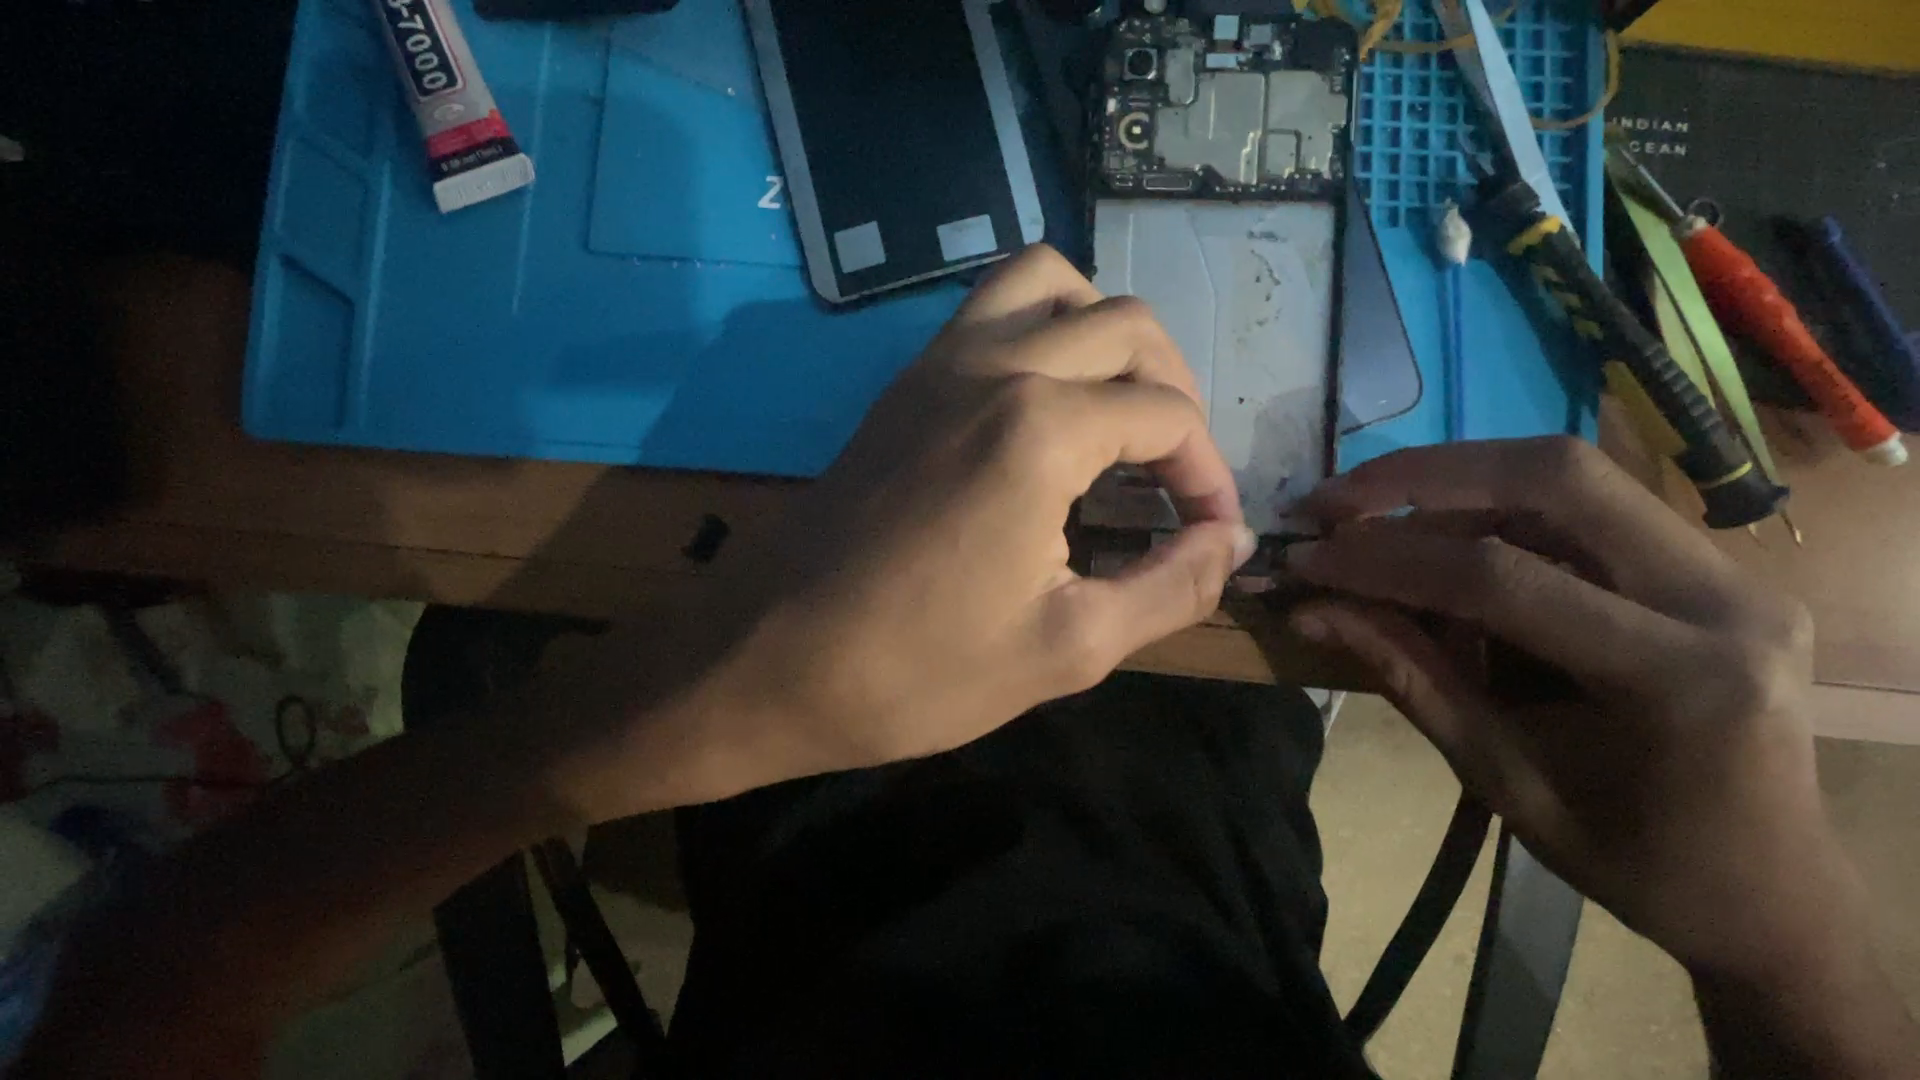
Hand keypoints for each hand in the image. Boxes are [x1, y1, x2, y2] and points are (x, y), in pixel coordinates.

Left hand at [551, 245, 1253, 817]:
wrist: (768, 663)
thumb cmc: (917, 671)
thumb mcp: (1068, 648)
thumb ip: (1170, 587)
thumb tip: (1230, 542)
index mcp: (1039, 429)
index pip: (1167, 416)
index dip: (1209, 475)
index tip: (1210, 536)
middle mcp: (993, 366)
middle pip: (1127, 326)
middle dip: (1175, 393)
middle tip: (1176, 476)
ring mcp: (936, 363)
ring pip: (1050, 283)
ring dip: (1106, 332)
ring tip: (1119, 410)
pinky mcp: (901, 383)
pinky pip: (988, 307)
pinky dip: (1041, 326)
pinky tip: (1045, 405)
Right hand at [1278, 437, 1845, 983]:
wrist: (1767, 890)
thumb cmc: (1629, 856)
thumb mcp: (1499, 775)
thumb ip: (1408, 674)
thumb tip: (1309, 607)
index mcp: (1681, 677)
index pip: (1503, 577)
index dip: (1386, 560)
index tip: (1304, 560)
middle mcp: (1724, 598)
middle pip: (1554, 477)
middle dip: (1421, 476)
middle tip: (1331, 501)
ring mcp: (1729, 571)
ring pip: (1567, 474)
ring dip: (1449, 484)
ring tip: (1363, 514)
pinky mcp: (1708, 564)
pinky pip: (1582, 505)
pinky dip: (1487, 508)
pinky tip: (1431, 537)